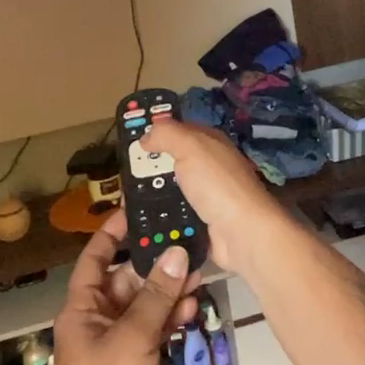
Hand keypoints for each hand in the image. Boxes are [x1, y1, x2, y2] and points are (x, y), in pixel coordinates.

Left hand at [48, 210, 199, 364]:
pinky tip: (192, 311)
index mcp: (81, 308)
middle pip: (127, 280)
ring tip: (199, 278)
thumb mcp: (133, 338)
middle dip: (157, 266)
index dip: (113, 231)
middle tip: (190, 247)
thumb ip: (156, 295)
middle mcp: (96, 320)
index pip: (96, 257)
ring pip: (144, 305)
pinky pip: (151, 330)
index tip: (138, 208)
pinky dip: (169, 320)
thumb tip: (176, 251)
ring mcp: (114, 344)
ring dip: (169, 293)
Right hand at [139, 119, 285, 272]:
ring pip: (170, 190)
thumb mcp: (191, 147)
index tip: (129, 141)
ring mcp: (206, 196)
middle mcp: (209, 166)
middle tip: (123, 177)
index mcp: (210, 143)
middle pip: (171, 162)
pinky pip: (174, 215)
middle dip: (149, 168)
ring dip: (152, 196)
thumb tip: (145, 136)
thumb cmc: (216, 184)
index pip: (178, 130)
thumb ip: (166, 134)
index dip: (155, 132)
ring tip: (126, 203)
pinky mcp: (201, 222)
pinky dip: (160, 218)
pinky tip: (142, 222)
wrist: (242, 233)